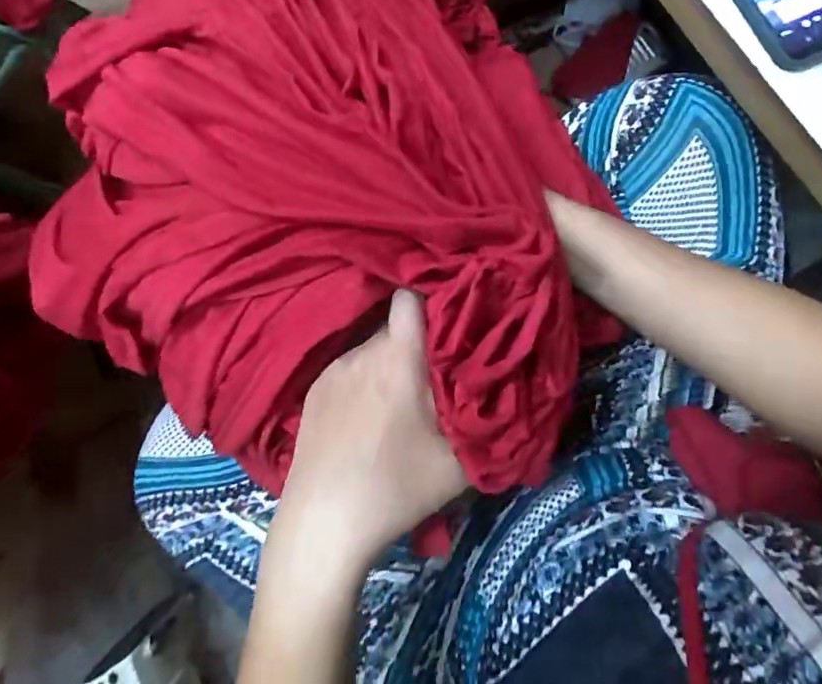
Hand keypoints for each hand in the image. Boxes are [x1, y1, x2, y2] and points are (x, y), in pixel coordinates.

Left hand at [273, 289, 467, 572]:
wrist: (322, 525)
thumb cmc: (396, 487)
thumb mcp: (457, 462)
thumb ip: (485, 420)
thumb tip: (506, 390)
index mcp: (398, 356)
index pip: (411, 296)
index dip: (433, 298)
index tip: (453, 316)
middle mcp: (363, 351)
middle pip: (396, 326)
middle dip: (418, 342)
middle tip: (435, 373)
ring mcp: (334, 368)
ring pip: (373, 349)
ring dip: (390, 364)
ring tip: (400, 403)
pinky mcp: (314, 389)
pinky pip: (350, 368)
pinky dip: (365, 381)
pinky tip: (367, 418)